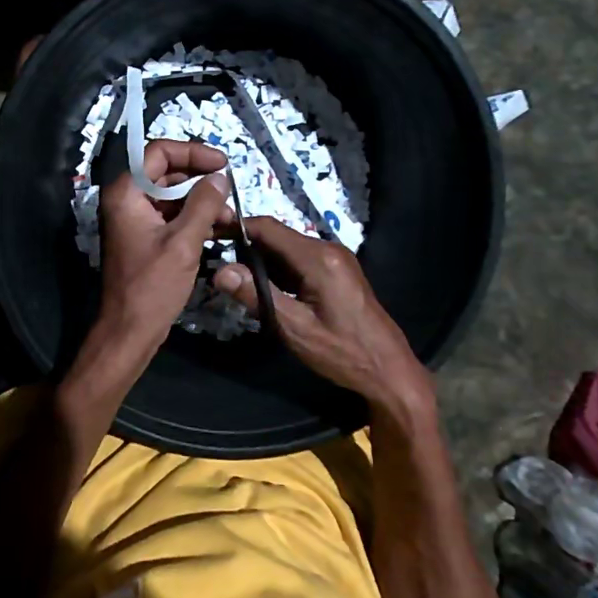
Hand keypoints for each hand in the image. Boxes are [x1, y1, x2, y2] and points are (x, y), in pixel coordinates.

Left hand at [96, 140, 233, 350]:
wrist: (129, 329)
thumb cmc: (152, 285)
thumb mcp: (183, 242)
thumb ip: (203, 204)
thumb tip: (220, 177)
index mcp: (126, 193)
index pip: (158, 152)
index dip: (192, 152)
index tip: (223, 164)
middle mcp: (126, 199)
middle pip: (166, 172)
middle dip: (200, 179)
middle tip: (229, 192)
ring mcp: (134, 218)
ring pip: (171, 195)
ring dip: (200, 200)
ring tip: (229, 217)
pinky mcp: (144, 236)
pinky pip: (170, 215)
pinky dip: (193, 217)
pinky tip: (218, 228)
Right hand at [214, 218, 434, 413]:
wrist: (389, 371)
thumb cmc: (342, 352)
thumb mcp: (294, 327)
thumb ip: (257, 295)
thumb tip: (220, 270)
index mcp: (318, 258)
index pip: (268, 228)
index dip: (236, 225)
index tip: (209, 231)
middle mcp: (328, 249)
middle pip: (277, 236)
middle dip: (245, 246)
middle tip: (215, 260)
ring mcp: (335, 259)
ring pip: (286, 249)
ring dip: (260, 260)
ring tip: (233, 277)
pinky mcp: (337, 271)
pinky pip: (299, 260)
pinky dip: (278, 270)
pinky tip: (263, 288)